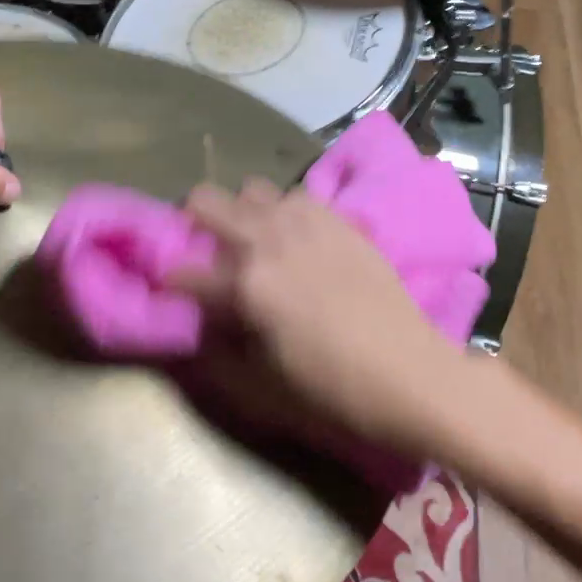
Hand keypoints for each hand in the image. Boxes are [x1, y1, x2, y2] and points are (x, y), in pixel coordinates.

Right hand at [167, 179, 467, 453]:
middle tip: (202, 250)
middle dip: (192, 223)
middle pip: (206, 201)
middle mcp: (269, 241)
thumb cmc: (331, 391)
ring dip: (242, 213)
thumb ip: (215, 350)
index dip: (168, 281)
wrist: (412, 377)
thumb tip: (197, 323)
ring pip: (252, 190)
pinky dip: (284, 212)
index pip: (181, 271)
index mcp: (245, 285)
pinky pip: (296, 196)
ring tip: (252, 242)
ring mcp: (307, 224)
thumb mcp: (259, 387)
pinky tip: (294, 239)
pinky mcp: (339, 221)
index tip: (169, 291)